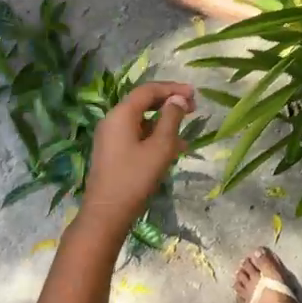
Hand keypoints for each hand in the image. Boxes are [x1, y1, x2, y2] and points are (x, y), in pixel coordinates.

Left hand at [76, 83, 194, 236]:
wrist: (107, 214)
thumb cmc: (135, 178)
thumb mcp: (160, 147)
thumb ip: (171, 119)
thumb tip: (177, 99)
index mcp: (121, 114)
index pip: (148, 90)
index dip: (172, 88)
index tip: (194, 94)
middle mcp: (112, 120)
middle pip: (143, 102)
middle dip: (169, 103)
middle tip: (192, 108)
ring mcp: (110, 137)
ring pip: (141, 120)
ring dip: (164, 121)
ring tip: (186, 131)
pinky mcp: (112, 152)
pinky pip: (136, 134)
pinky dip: (154, 135)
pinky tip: (173, 148)